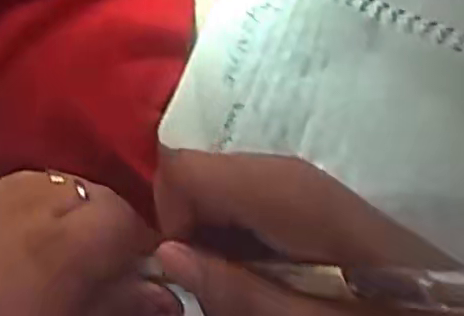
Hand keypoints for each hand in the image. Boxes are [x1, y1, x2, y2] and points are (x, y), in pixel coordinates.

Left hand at [0, 170, 176, 315]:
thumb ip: (121, 301)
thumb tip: (168, 292)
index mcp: (63, 240)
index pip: (124, 216)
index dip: (144, 241)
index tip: (151, 267)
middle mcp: (39, 197)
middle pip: (100, 194)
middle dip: (116, 223)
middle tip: (119, 261)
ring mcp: (13, 184)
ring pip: (72, 182)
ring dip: (85, 208)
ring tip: (82, 247)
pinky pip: (40, 180)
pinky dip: (55, 200)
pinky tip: (50, 231)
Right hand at [150, 150, 463, 315]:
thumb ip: (239, 290)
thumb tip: (164, 255)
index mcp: (280, 188)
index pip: (179, 170)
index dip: (167, 219)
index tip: (184, 275)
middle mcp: (277, 168)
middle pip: (190, 177)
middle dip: (185, 231)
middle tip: (213, 292)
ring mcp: (289, 180)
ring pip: (210, 191)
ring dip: (208, 240)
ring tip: (243, 295)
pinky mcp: (300, 198)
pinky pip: (237, 204)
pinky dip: (233, 241)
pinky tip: (265, 283)